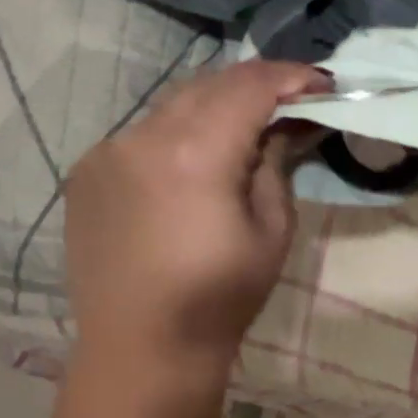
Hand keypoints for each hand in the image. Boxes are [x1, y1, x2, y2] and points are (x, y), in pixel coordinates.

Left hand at [62, 59, 329, 388]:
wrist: (145, 339)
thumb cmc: (225, 293)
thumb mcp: (272, 230)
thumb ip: (273, 167)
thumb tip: (284, 130)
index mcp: (194, 153)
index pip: (248, 89)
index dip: (291, 78)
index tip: (326, 82)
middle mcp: (142, 136)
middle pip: (206, 87)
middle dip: (257, 85)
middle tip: (300, 98)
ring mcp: (107, 151)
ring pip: (173, 108)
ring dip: (219, 108)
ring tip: (258, 127)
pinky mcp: (90, 172)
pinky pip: (146, 135)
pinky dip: (185, 133)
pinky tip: (207, 161)